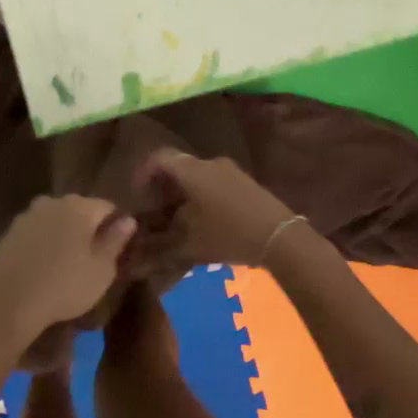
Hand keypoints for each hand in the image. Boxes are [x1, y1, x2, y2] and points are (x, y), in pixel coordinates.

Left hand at [0, 195, 135, 338]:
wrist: (9, 301)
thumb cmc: (65, 286)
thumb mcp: (102, 269)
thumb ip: (116, 240)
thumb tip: (128, 220)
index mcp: (79, 206)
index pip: (107, 207)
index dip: (115, 225)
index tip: (116, 248)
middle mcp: (51, 202)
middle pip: (79, 210)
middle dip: (87, 228)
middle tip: (92, 257)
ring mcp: (26, 215)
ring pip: (54, 220)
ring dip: (63, 234)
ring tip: (66, 263)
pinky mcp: (8, 232)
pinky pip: (35, 232)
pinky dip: (42, 243)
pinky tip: (43, 265)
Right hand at [136, 149, 298, 267]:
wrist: (282, 239)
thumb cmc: (229, 235)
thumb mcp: (189, 245)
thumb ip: (159, 249)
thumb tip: (135, 259)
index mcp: (193, 170)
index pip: (159, 158)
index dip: (143, 174)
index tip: (137, 196)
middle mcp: (211, 163)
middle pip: (178, 167)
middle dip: (163, 188)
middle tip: (154, 211)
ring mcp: (232, 172)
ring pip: (198, 176)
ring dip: (183, 194)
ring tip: (177, 221)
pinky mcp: (247, 184)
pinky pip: (215, 183)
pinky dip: (202, 197)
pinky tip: (203, 222)